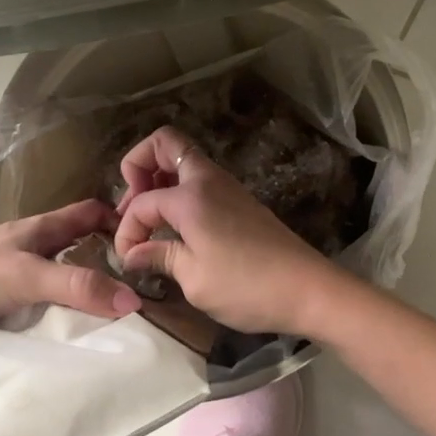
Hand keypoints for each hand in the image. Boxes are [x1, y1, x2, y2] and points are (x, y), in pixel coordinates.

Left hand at [0, 200, 143, 322]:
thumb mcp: (30, 277)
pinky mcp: (3, 287)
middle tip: (136, 281)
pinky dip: (62, 296)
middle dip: (107, 254)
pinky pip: (44, 286)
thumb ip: (77, 286)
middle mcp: (34, 241)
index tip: (146, 245)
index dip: (120, 221)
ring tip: (111, 304)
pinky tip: (69, 316)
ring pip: (62, 263)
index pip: (92, 211)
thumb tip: (133, 301)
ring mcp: (17, 263)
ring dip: (84, 277)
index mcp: (43, 227)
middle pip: (80, 239)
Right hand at [114, 126, 351, 335]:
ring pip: (184, 162)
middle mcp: (208, 181)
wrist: (309, 291)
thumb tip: (132, 254)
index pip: (142, 202)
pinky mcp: (241, 203)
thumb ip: (159, 257)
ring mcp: (228, 189)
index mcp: (191, 196)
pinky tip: (176, 229)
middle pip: (165, 144)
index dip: (126, 230)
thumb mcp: (194, 279)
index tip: (128, 260)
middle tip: (132, 207)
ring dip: (159, 181)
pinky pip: (200, 183)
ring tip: (150, 220)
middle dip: (138, 167)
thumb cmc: (246, 286)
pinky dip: (180, 195)